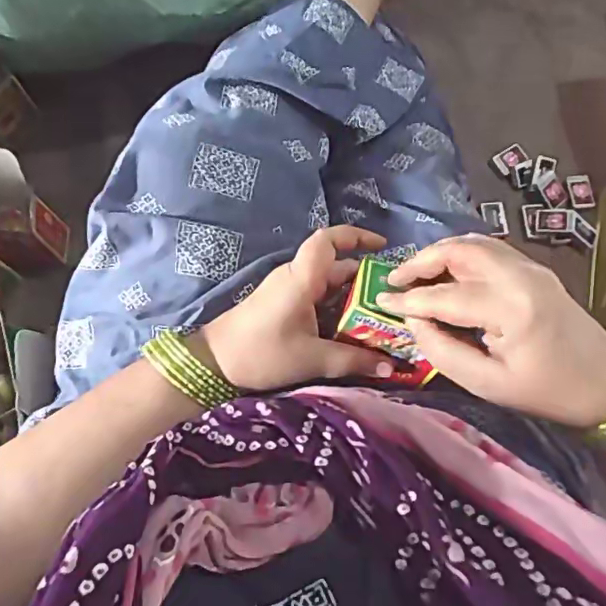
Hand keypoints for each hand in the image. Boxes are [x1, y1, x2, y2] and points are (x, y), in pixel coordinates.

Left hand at [197, 225, 398, 391]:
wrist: (214, 362)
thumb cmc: (262, 353)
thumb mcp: (312, 359)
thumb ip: (353, 361)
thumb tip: (390, 368)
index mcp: (301, 279)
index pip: (329, 241)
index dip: (356, 237)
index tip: (382, 247)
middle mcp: (295, 278)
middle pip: (335, 267)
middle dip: (364, 281)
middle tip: (391, 300)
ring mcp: (286, 291)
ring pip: (326, 285)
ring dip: (351, 298)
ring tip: (378, 317)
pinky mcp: (280, 305)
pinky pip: (315, 298)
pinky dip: (334, 308)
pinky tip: (350, 329)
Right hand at [377, 235, 605, 428]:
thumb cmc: (547, 392)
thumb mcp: (487, 383)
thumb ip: (443, 351)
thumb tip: (415, 322)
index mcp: (510, 307)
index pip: (444, 295)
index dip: (408, 299)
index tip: (380, 301)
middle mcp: (520, 276)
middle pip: (460, 251)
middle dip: (421, 261)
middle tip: (395, 279)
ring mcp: (531, 268)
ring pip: (474, 244)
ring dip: (440, 254)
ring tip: (415, 275)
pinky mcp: (536, 270)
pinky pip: (490, 250)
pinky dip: (462, 255)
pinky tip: (447, 273)